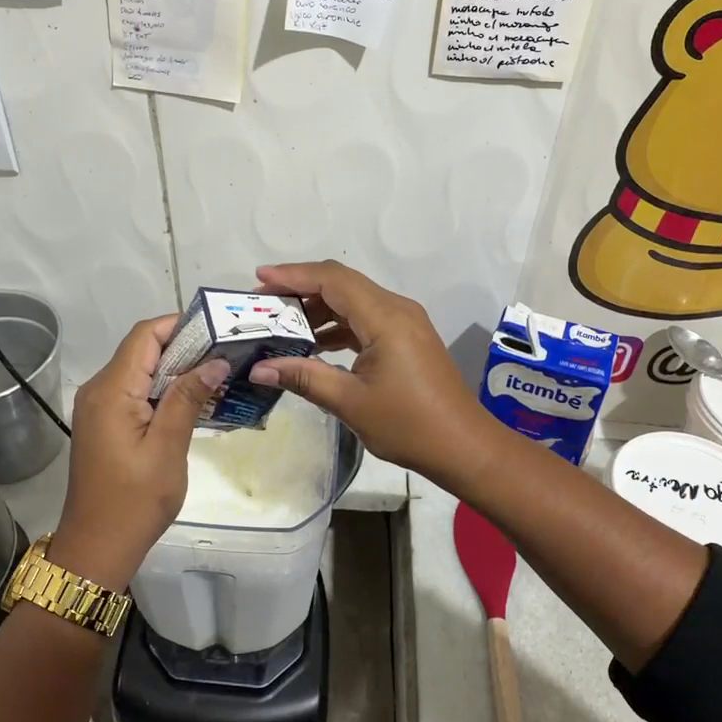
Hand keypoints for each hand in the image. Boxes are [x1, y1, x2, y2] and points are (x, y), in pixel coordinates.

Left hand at [53, 316, 228, 589]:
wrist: (96, 548)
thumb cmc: (134, 501)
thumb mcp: (167, 448)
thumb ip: (187, 399)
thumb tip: (215, 361)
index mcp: (111, 390)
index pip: (145, 335)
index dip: (180, 325)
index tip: (218, 331)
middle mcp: (98, 389)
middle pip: (142, 349)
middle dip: (183, 346)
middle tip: (227, 352)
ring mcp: (98, 407)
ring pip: (139, 370)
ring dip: (175, 368)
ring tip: (217, 374)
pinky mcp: (103, 424)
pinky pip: (134, 391)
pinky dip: (162, 389)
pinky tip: (192, 400)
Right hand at [248, 260, 498, 480]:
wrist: (464, 446)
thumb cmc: (409, 425)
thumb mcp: (350, 402)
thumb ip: (304, 378)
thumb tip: (259, 369)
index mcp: (385, 318)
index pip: (332, 280)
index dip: (293, 276)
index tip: (258, 281)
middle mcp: (397, 309)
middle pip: (342, 283)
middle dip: (300, 289)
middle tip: (262, 305)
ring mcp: (405, 322)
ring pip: (353, 300)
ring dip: (318, 308)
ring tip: (281, 325)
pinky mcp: (407, 338)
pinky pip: (365, 318)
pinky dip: (337, 325)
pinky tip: (313, 344)